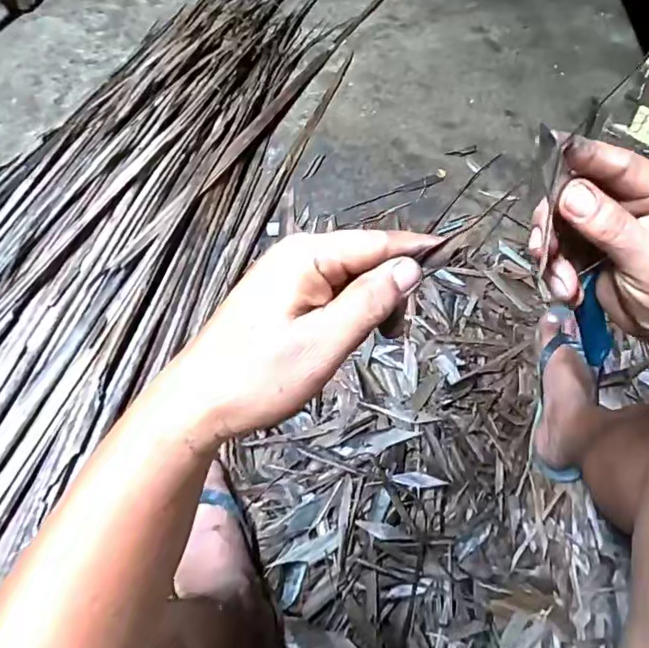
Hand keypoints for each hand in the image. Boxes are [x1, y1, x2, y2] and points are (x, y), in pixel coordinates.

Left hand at [146, 230, 434, 442]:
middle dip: (392, 287)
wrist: (195, 406)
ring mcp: (290, 273)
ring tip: (372, 339)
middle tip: (395, 331)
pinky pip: (336, 291)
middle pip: (367, 257)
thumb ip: (370, 302)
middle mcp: (299, 254)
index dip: (417, 249)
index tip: (453, 251)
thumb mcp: (322, 344)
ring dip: (374, 303)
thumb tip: (411, 268)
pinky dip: (354, 310)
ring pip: (354, 277)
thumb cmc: (254, 378)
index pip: (378, 241)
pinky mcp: (287, 293)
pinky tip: (349, 336)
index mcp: (306, 256)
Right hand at [529, 136, 648, 362]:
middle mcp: (626, 201)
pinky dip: (555, 270)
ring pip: (559, 219)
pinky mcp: (587, 250)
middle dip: (555, 217)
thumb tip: (571, 194)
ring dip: (553, 250)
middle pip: (575, 187)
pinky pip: (558, 248)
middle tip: (545, 246)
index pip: (616, 163)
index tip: (550, 150)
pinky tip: (567, 291)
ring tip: (561, 282)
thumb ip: (612, 228)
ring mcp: (603, 224)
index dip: (583, 155)